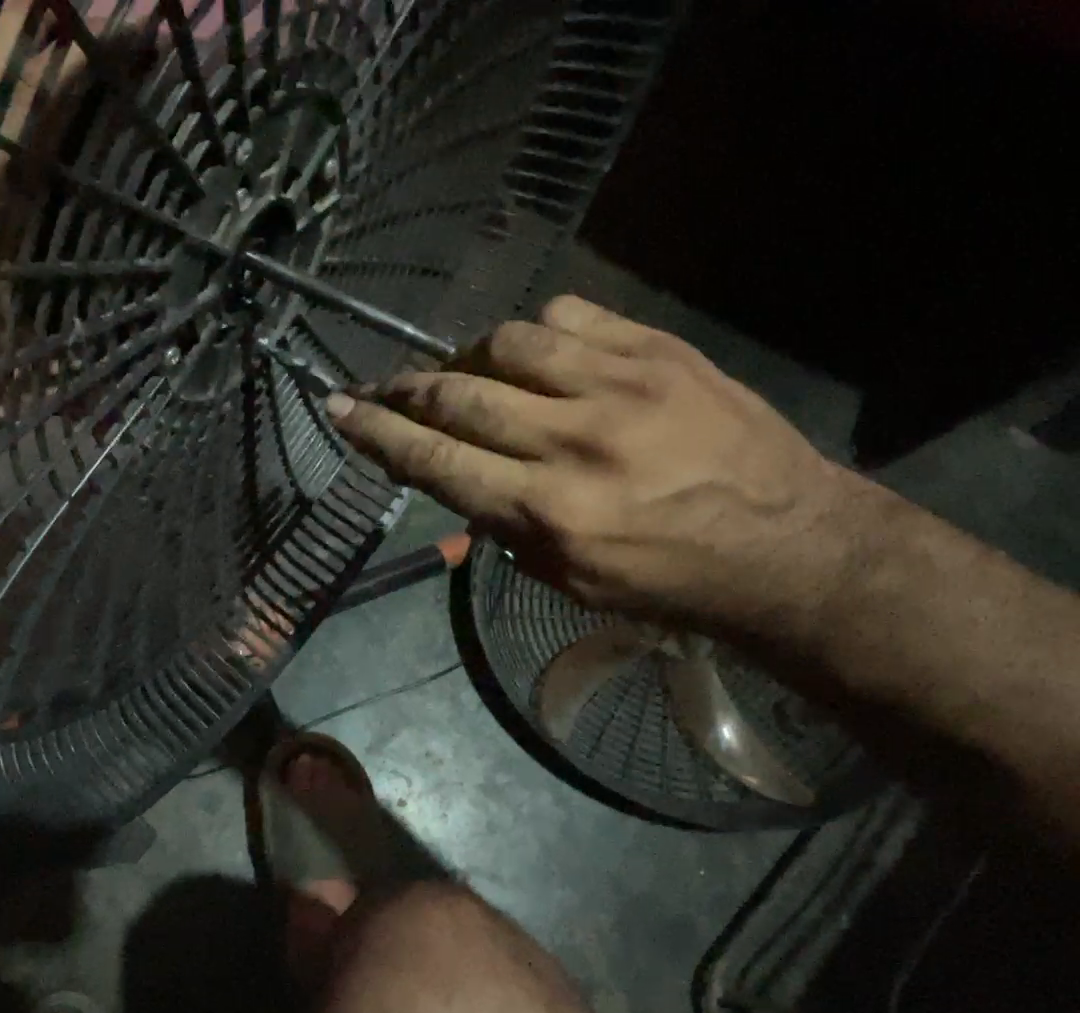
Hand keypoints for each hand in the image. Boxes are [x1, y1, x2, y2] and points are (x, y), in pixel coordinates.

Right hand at [327, 295, 871, 635]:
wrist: (789, 546)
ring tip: (472, 376)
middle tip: (382, 389)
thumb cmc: (662, 580)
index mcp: (546, 513)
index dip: (375, 431)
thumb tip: (439, 465)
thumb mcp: (559, 576)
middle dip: (403, 390)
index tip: (338, 409)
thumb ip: (493, 517)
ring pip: (506, 343)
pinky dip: (535, 334)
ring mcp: (621, 387)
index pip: (432, 459)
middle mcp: (573, 443)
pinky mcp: (661, 352)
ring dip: (470, 359)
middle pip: (456, 395)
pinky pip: (568, 316)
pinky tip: (539, 355)